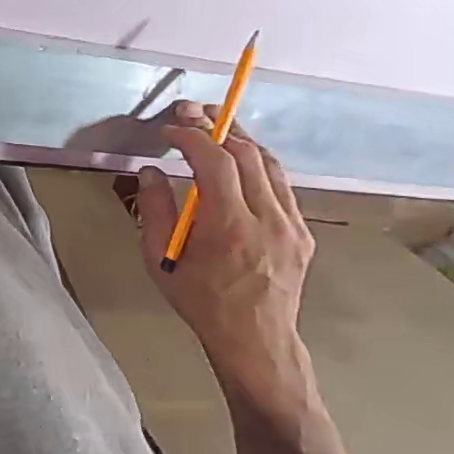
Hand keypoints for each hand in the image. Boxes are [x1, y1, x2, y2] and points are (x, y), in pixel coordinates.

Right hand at [132, 103, 316, 395]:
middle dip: (215, 125)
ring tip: (214, 123)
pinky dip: (256, 161)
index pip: (216, 161)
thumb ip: (154, 210)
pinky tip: (237, 158)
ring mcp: (291, 224)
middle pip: (247, 153)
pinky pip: (280, 184)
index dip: (191, 136)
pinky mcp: (302, 231)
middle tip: (188, 112)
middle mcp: (267, 219)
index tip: (169, 129)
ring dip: (239, 138)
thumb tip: (151, 170)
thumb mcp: (160, 259)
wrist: (255, 341)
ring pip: (269, 163)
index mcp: (229, 227)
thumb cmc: (200, 301)